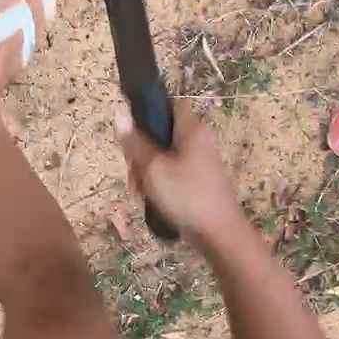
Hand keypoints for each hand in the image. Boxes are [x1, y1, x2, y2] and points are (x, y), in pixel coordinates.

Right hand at [115, 100, 245, 246]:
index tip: (131, 132)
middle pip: (160, 132)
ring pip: (161, 155)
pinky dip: (158, 182)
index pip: (167, 104)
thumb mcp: (152, 167)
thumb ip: (134, 141)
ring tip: (140, 191)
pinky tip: (150, 199)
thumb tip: (120, 111)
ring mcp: (199, 161)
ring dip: (145, 170)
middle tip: (134, 172)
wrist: (218, 234)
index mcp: (191, 128)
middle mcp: (198, 139)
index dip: (147, 111)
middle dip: (140, 151)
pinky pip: (171, 171)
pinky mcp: (197, 179)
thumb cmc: (185, 194)